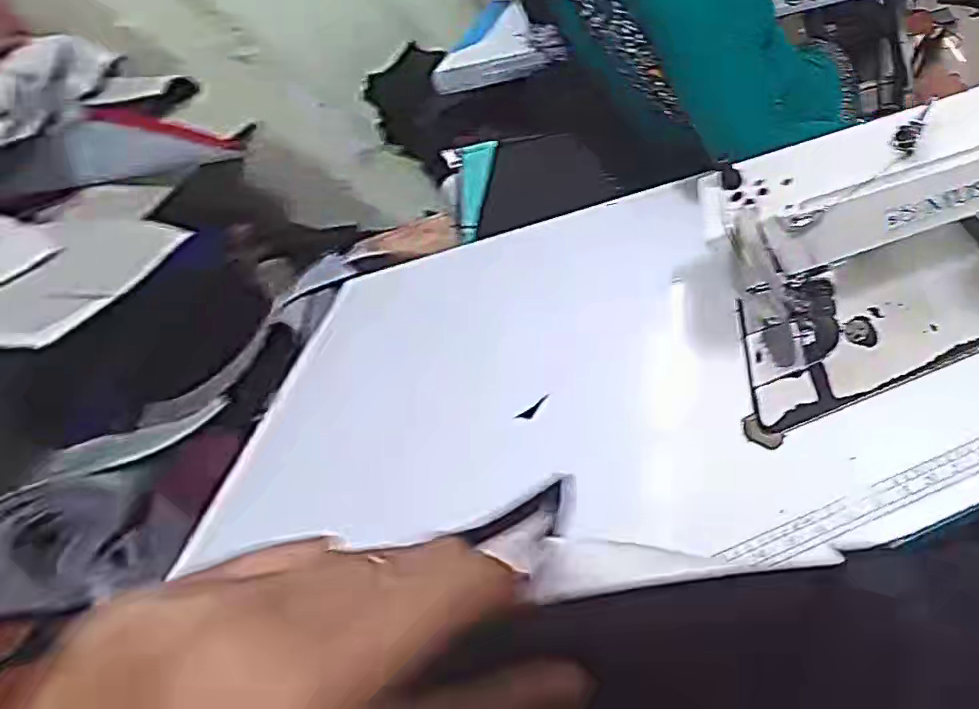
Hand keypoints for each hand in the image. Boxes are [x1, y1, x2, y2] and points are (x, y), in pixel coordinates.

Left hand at [21, 538, 589, 708]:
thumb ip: (477, 698)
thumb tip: (562, 672)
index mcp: (307, 664)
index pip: (469, 570)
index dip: (501, 596)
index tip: (510, 616)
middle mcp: (248, 618)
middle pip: (414, 559)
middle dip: (430, 603)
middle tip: (420, 658)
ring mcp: (187, 606)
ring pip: (356, 555)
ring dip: (368, 597)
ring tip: (336, 666)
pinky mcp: (144, 604)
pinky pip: (277, 563)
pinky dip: (300, 594)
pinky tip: (279, 649)